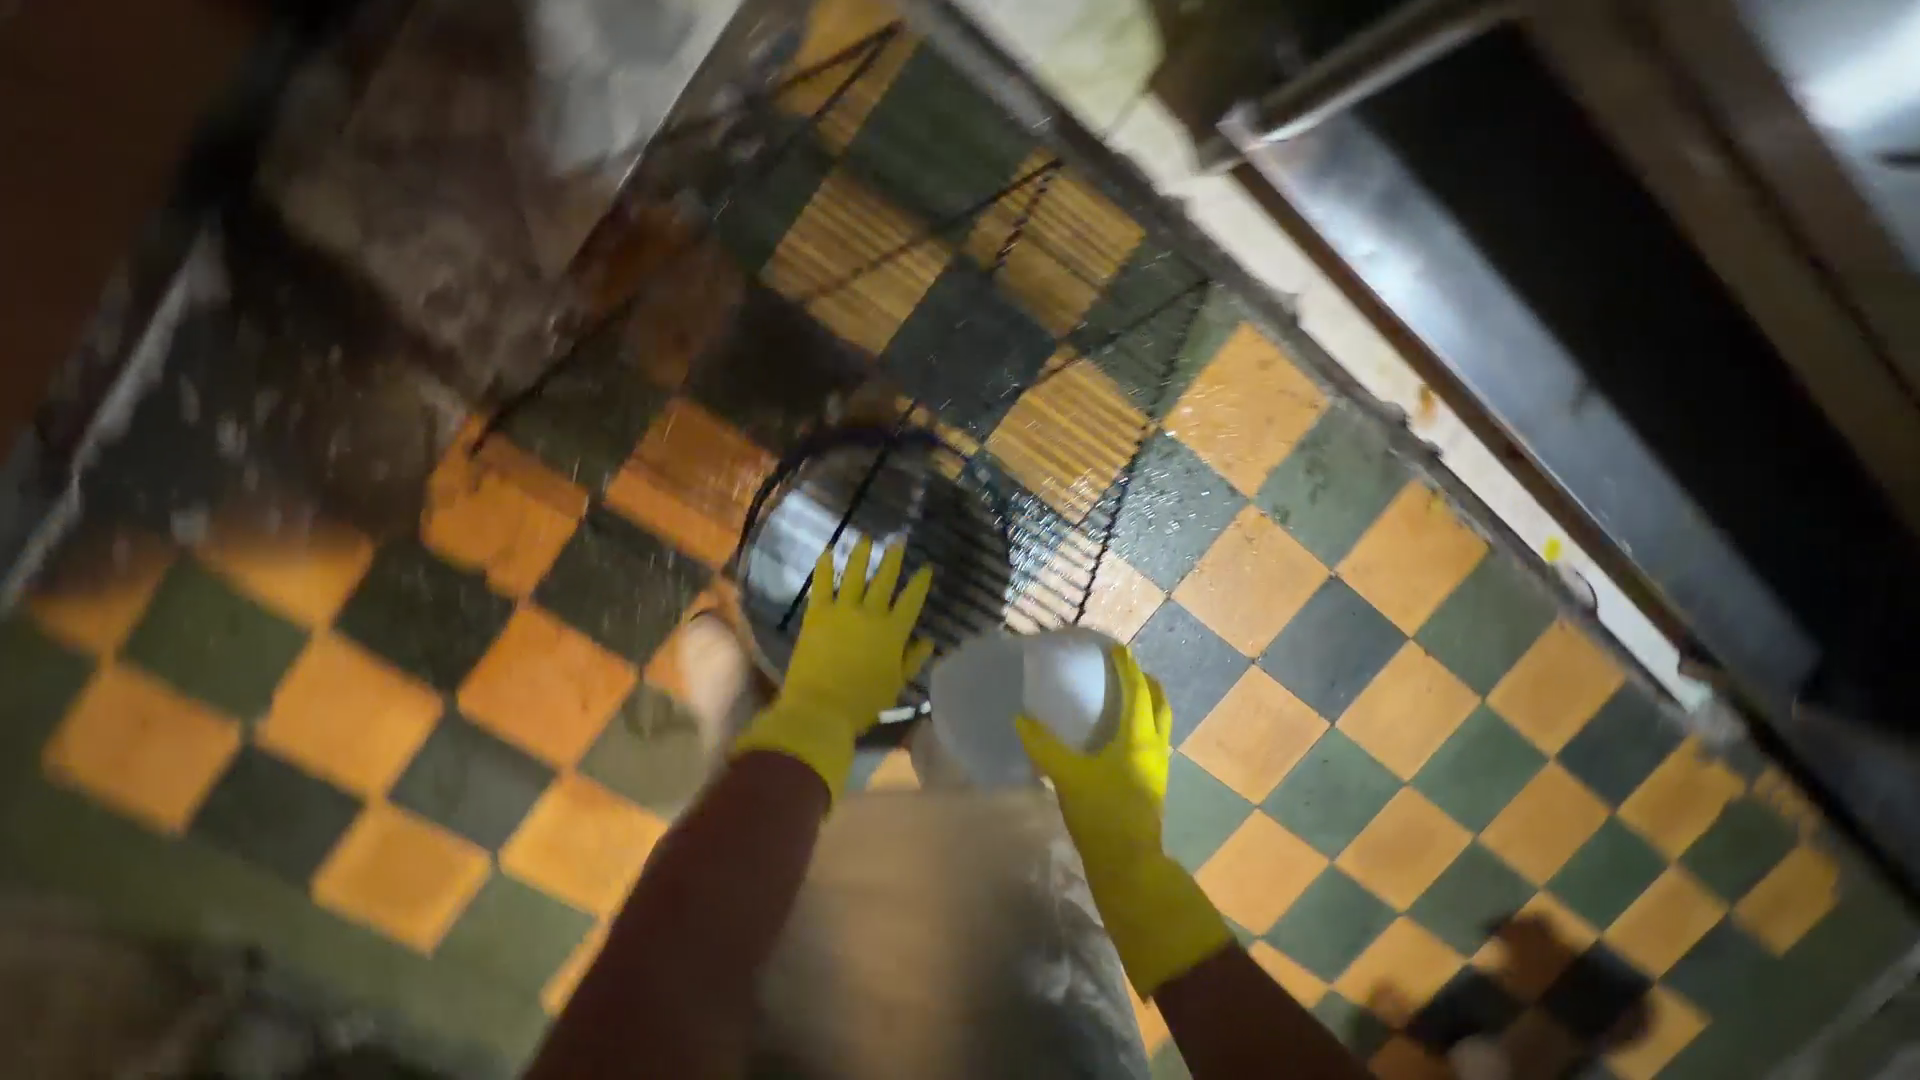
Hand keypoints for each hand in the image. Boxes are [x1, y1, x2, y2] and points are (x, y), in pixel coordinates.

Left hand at [733, 538, 932, 802]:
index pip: (912, 600)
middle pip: (885, 580)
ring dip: (862, 555)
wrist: (820, 709)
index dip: (920, 583)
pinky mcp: (817, 614)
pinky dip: (825, 567)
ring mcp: (842, 611)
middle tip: (898, 541)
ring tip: (866, 538)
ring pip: (855, 575)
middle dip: (893, 559)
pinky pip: (822, 584)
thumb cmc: (862, 703)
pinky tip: (828, 551)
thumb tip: (927, 641)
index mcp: (894, 633)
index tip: (926, 568)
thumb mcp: (896, 685)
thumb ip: (912, 661)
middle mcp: (871, 614)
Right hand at [1018, 646, 1231, 996]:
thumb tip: (1020, 717)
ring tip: (1125, 698)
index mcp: (1137, 737)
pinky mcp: (1152, 786)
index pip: (1136, 690)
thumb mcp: (1067, 776)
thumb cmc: (1102, 813)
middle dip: (1146, 682)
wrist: (1129, 864)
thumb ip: (1043, 745)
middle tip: (1127, 669)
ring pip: (1159, 724)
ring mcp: (1157, 768)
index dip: (1127, 666)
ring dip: (1147, 705)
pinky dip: (1140, 728)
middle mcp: (1154, 746)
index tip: (1116, 647)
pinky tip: (1118, 739)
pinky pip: (1151, 743)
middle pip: (1159, 703)